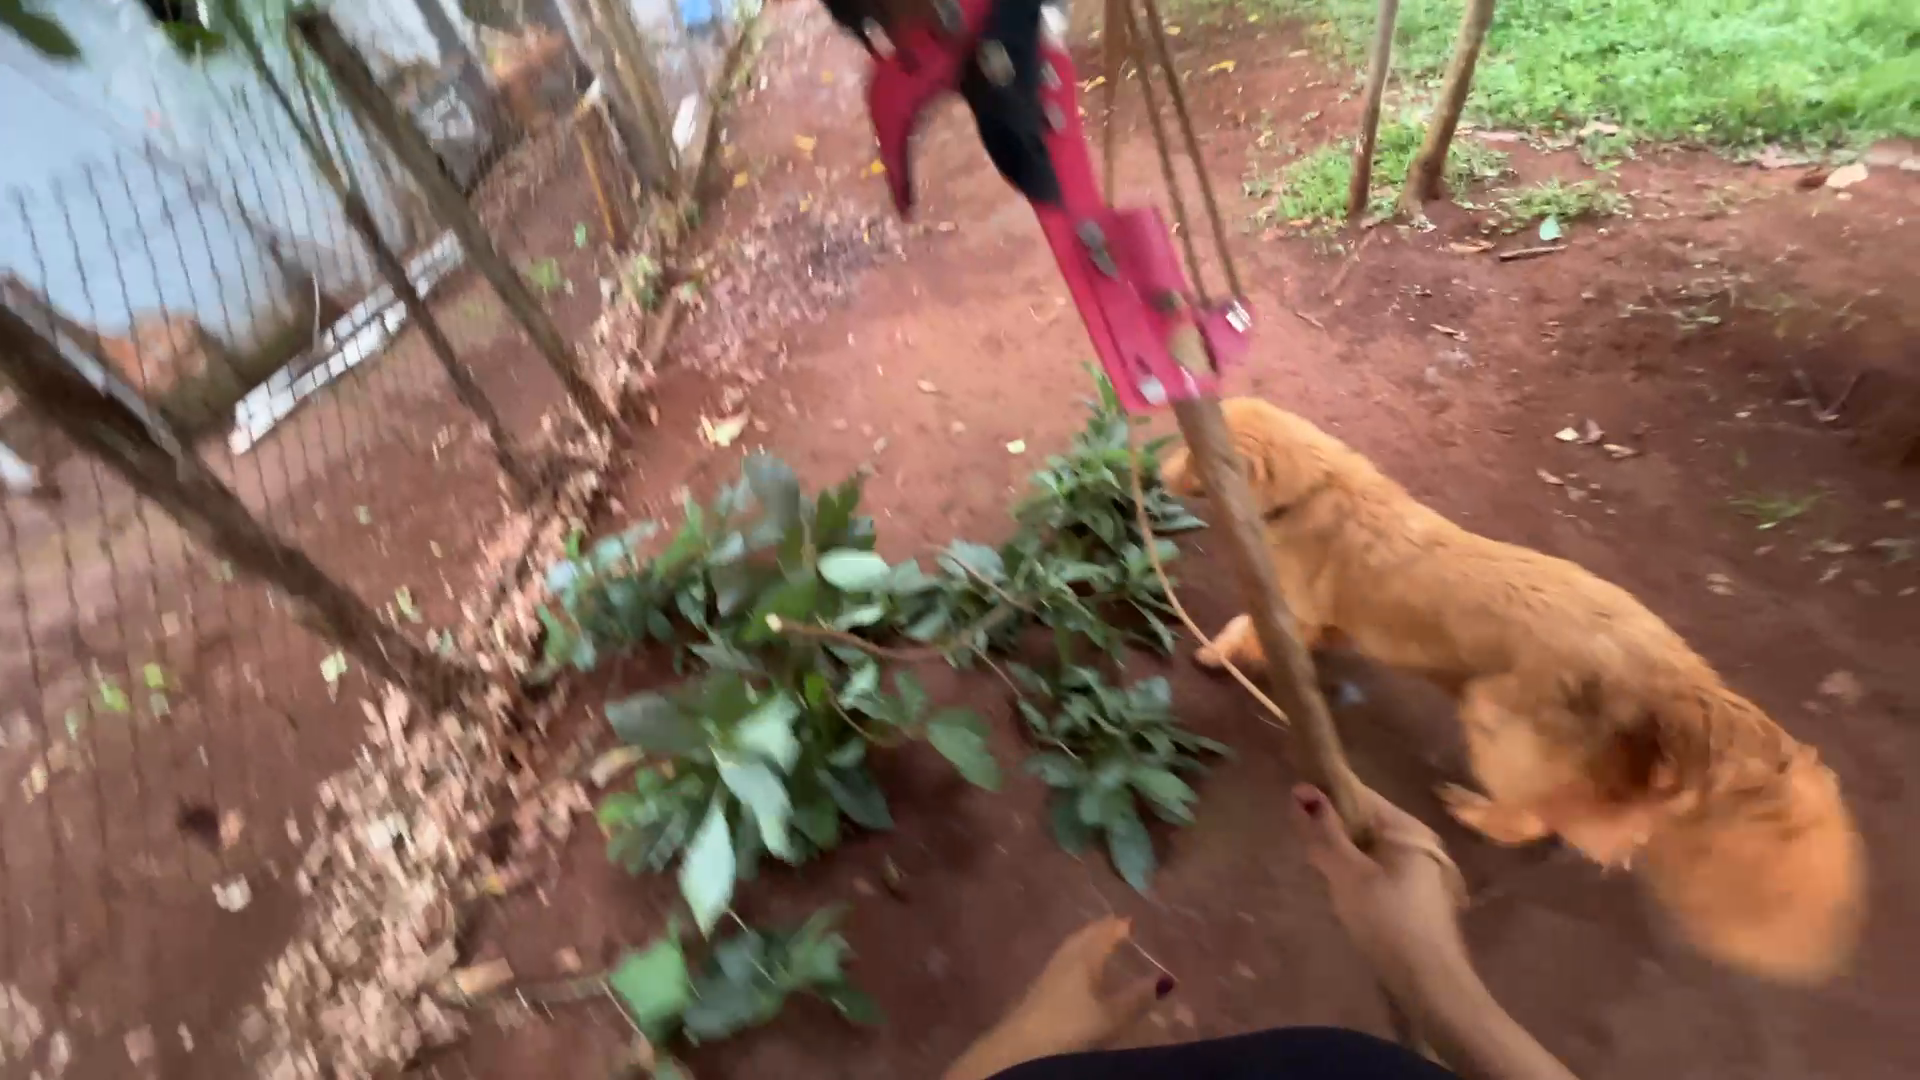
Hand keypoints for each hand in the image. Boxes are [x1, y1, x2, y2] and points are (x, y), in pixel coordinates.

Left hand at [943, 917, 1170, 1079]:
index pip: (1105, 931)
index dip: (1120, 925)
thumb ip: (1138, 997)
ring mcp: (1052, 967)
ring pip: (1075, 944)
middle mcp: (1067, 954)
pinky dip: (1080, 952)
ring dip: (1090, 939)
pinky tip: (1081, 966)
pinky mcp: (1042, 983)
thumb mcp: (1112, 1016)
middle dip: (1104, 928)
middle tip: (1120, 925)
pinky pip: (1067, 956)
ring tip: (1102, 940)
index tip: (1134, 920)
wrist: (1024, 1045)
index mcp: (1085, 954)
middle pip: (1088, 933)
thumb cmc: (1072, 1025)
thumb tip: (1166, 979)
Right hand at [1292, 783, 1469, 995]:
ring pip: (1363, 844)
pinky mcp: (1411, 891)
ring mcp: (1415, 866)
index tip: (1293, 806)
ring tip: (1321, 871)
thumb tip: (1300, 790)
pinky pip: (1372, 865)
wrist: (1430, 985)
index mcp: (1405, 827)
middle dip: (1329, 829)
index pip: (1356, 792)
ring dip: (1339, 853)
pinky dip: (1353, 871)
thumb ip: (1323, 831)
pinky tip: (1341, 891)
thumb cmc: (1387, 920)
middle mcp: (1414, 839)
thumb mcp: (1347, 872)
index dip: (1322, 795)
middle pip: (1359, 818)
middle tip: (1307, 848)